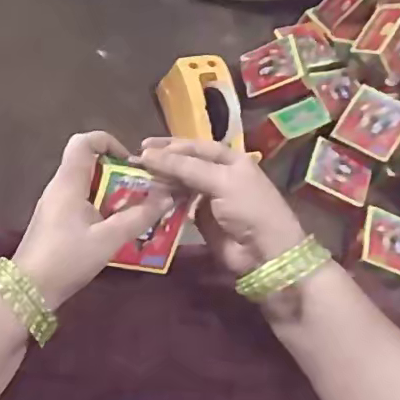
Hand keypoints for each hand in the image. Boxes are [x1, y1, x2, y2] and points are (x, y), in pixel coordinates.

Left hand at [12, 132, 173, 307]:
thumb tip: (166, 197)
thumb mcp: (108, 239)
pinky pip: (80, 203)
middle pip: (89, 163)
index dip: (109, 142)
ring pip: (86, 185)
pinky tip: (114, 231)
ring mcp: (54, 205)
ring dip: (112, 194)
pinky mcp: (54, 222)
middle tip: (141, 193)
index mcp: (68, 182)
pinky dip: (100, 209)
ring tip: (135, 213)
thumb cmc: (67, 259)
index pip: (84, 141)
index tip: (131, 164)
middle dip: (118, 173)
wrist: (29, 290)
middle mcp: (59, 187)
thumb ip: (139, 217)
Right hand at [134, 137, 306, 275]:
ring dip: (161, 180)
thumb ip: (184, 167)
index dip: (171, 146)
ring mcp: (209, 197)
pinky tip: (149, 197)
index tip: (144, 147)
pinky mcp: (200, 219)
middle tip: (135, 161)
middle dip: (163, 161)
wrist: (264, 253)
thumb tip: (147, 155)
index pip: (196, 146)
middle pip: (186, 163)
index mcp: (231, 160)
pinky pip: (179, 204)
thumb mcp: (221, 181)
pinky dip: (165, 200)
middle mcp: (219, 175)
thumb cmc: (249, 208)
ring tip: (138, 178)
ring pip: (180, 183)